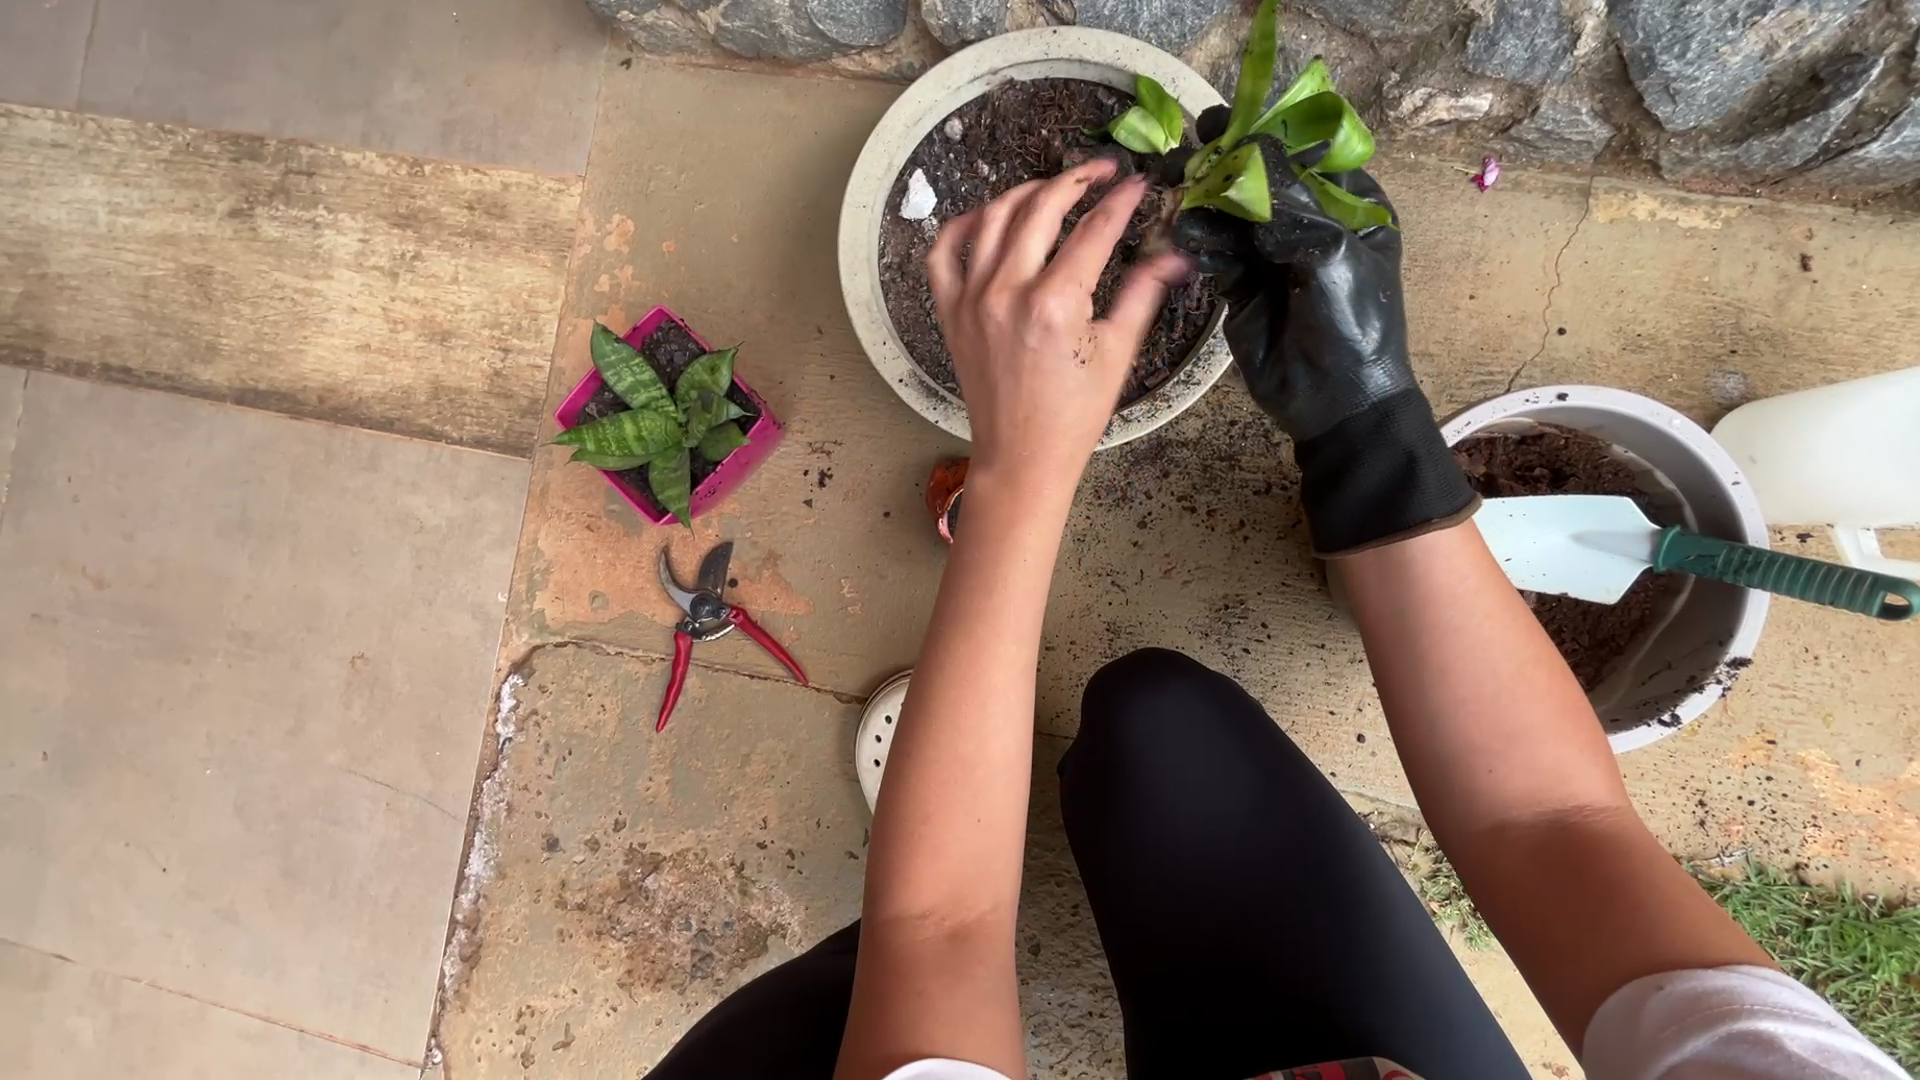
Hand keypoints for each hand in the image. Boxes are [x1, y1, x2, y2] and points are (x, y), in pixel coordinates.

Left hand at [928, 158, 1187, 500]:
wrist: (1021, 457)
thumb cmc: (1072, 416)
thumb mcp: (1118, 355)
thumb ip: (1142, 294)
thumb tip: (1175, 257)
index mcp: (1055, 303)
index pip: (1094, 230)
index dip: (1121, 200)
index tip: (1138, 185)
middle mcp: (1007, 291)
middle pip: (1041, 207)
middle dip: (1076, 180)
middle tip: (1101, 173)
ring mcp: (972, 300)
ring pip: (992, 217)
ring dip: (1025, 192)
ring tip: (1053, 190)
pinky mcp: (950, 313)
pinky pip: (943, 253)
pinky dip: (963, 225)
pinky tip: (987, 217)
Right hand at [1170, 119, 1474, 554]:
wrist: (1334, 400)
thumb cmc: (1351, 322)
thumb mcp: (1331, 254)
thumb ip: (1290, 204)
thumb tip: (1251, 152)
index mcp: (1347, 207)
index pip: (1302, 157)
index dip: (1263, 136)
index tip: (1222, 122)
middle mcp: (1306, 225)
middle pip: (1259, 183)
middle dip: (1223, 168)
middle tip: (1184, 154)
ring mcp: (1270, 258)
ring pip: (1230, 219)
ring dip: (1204, 207)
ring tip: (1177, 197)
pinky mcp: (1240, 290)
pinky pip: (1215, 257)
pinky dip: (1199, 246)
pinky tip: (1183, 237)